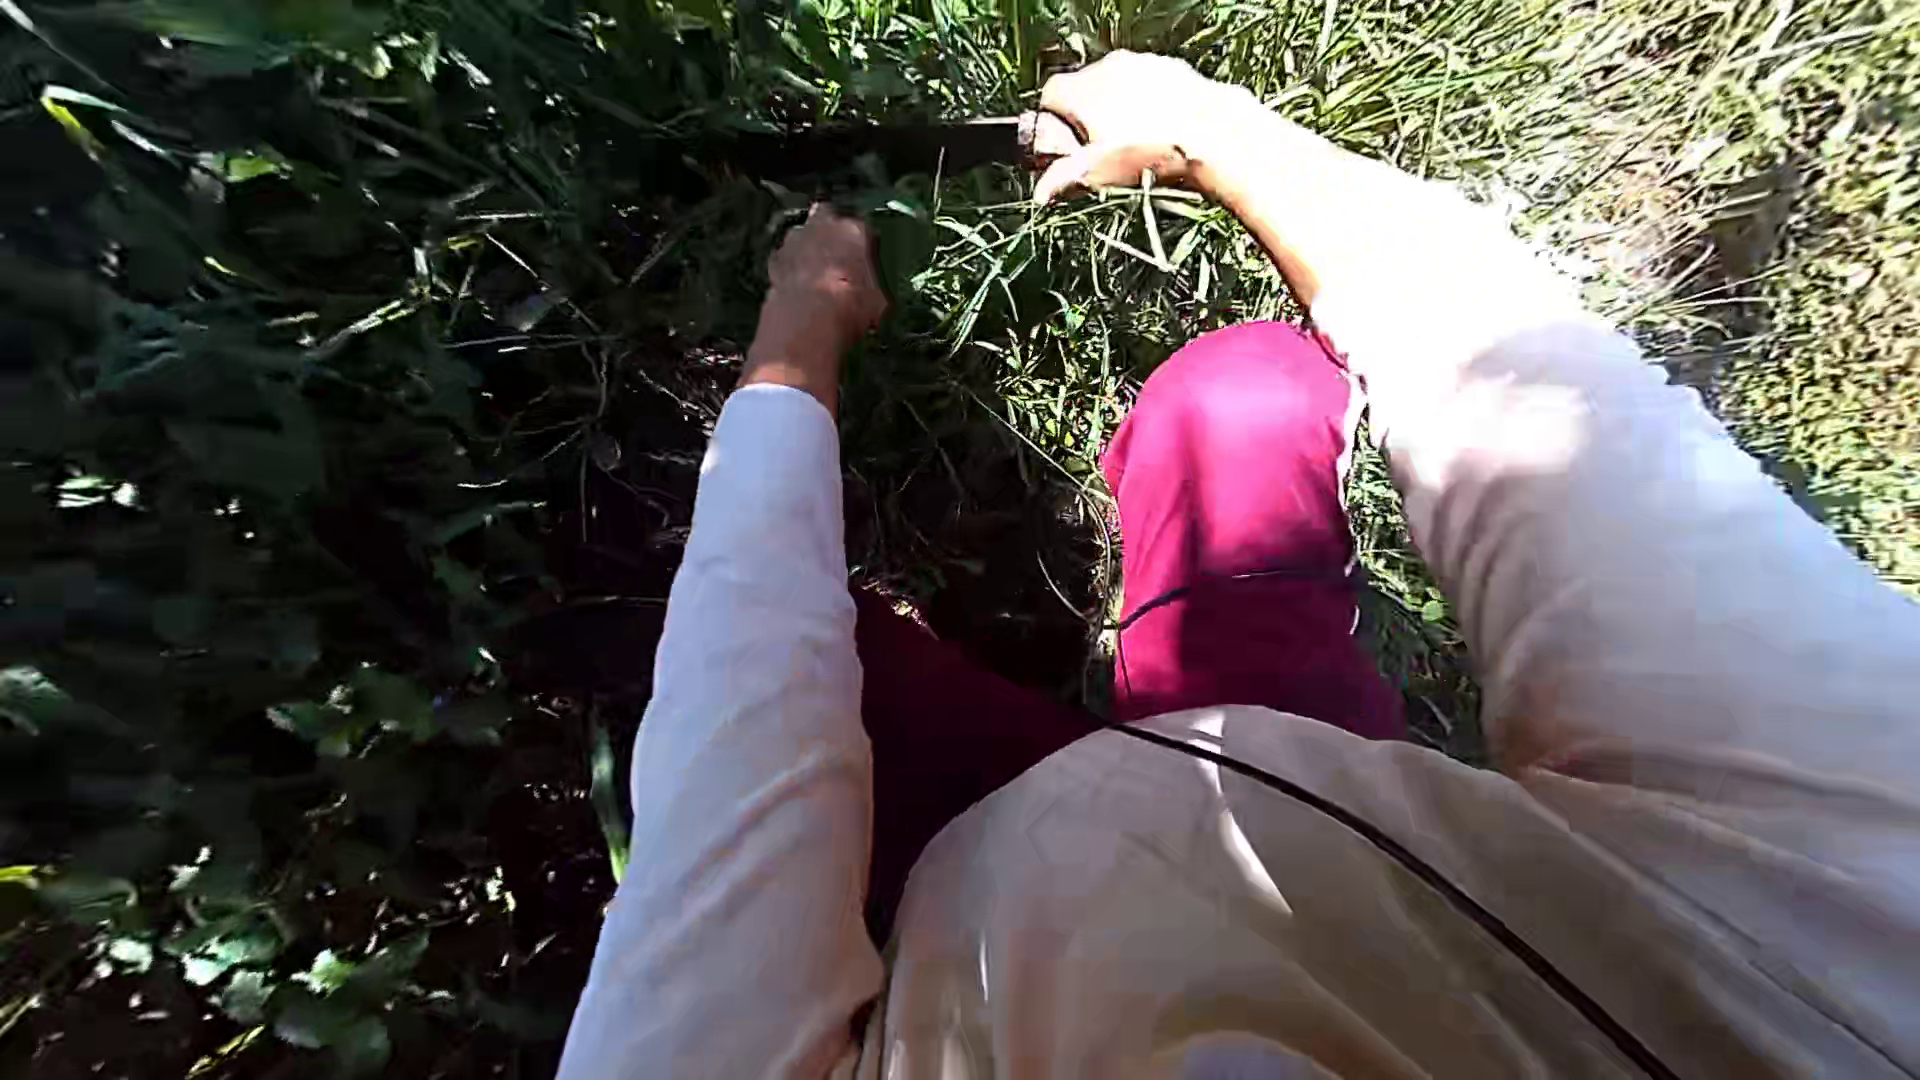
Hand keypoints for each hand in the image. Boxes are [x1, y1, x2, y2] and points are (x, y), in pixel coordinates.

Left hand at [742, 205, 885, 416]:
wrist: (810, 319)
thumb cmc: (853, 307)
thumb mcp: (878, 302)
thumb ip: (873, 289)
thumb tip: (874, 299)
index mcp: (855, 231)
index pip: (864, 231)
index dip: (865, 247)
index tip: (866, 263)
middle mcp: (823, 225)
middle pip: (827, 218)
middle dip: (830, 233)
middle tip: (837, 257)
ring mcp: (794, 239)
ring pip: (803, 236)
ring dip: (807, 249)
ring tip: (814, 276)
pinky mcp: (774, 259)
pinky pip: (785, 260)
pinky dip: (790, 269)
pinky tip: (796, 288)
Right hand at [1033, 51, 1272, 203]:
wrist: (1210, 134)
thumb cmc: (1146, 154)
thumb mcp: (1097, 174)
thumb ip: (1062, 179)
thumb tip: (1038, 195)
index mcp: (1084, 89)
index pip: (1049, 95)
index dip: (1050, 122)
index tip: (1060, 146)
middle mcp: (1109, 66)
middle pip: (1081, 89)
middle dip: (1081, 118)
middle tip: (1093, 152)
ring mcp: (1142, 63)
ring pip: (1113, 85)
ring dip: (1111, 110)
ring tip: (1126, 145)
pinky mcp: (1169, 68)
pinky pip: (1143, 85)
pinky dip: (1140, 104)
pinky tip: (1152, 132)